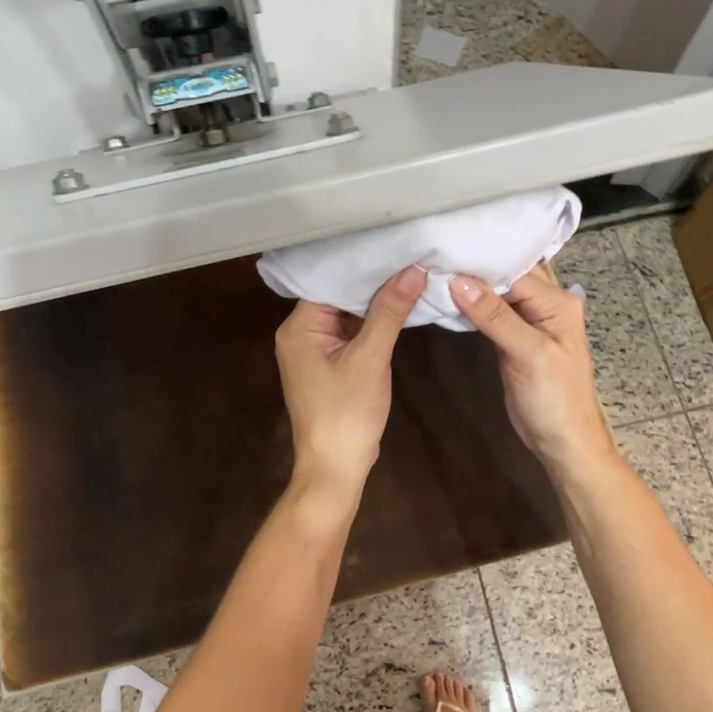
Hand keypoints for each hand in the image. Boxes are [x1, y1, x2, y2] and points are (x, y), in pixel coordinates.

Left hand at [275, 266, 425, 492]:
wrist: (336, 468)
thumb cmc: (346, 412)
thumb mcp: (370, 358)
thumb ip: (389, 312)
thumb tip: (414, 269)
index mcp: (298, 327)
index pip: (330, 280)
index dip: (363, 263)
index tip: (395, 243)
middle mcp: (300, 333)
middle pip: (338, 295)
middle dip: (372, 279)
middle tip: (408, 253)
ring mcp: (314, 350)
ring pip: (347, 314)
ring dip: (375, 302)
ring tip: (410, 272)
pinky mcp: (329, 365)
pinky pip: (351, 333)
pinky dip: (372, 323)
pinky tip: (400, 307)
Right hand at [449, 265, 616, 473]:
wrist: (563, 442)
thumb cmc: (555, 400)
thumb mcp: (528, 355)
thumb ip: (495, 316)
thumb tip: (458, 280)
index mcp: (557, 301)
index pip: (514, 269)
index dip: (480, 260)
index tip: (444, 248)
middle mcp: (546, 303)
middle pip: (508, 274)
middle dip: (476, 263)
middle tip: (435, 250)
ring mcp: (529, 320)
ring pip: (499, 291)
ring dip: (472, 283)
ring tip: (435, 266)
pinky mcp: (513, 337)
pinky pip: (493, 310)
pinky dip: (473, 303)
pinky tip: (448, 295)